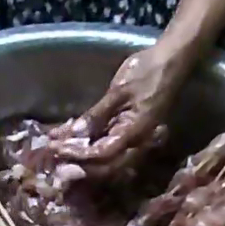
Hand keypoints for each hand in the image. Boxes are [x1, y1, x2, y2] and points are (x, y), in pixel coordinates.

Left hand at [57, 44, 192, 169]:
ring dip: (77, 157)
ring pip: (101, 160)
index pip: (102, 154)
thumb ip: (96, 116)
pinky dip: (83, 144)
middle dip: (76, 164)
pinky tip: (64, 137)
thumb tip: (74, 135)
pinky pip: (103, 146)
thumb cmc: (148, 71)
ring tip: (55, 148)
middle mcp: (135, 143)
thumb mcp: (118, 91)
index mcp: (136, 133)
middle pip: (102, 167)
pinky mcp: (124, 134)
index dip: (78, 155)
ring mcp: (131, 140)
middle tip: (53, 157)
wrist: (171, 59)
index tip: (57, 149)